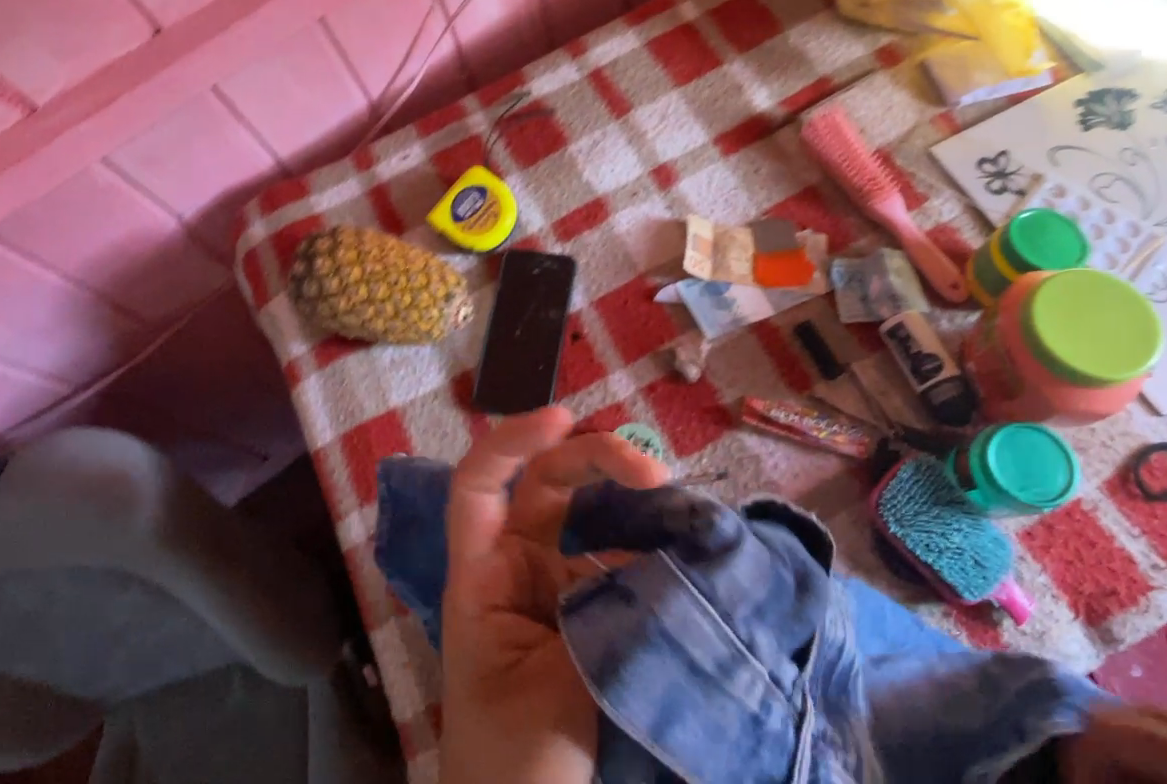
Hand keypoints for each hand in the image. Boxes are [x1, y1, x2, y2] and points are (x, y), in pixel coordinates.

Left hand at [436, 407, 670, 783]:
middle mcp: (517, 567)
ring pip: (590, 515)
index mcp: (483, 577)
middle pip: (547, 484)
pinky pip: (621, 559)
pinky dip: (652, 544)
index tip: (564, 417)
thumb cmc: (513, 761)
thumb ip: (608, 621)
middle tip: (654, 470)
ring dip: (630, 497)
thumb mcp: (557, 689)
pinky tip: (687, 541)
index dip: (512, 440)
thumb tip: (664, 560)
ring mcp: (557, 587)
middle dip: (597, 460)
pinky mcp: (593, 611)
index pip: (479, 485)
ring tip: (678, 498)